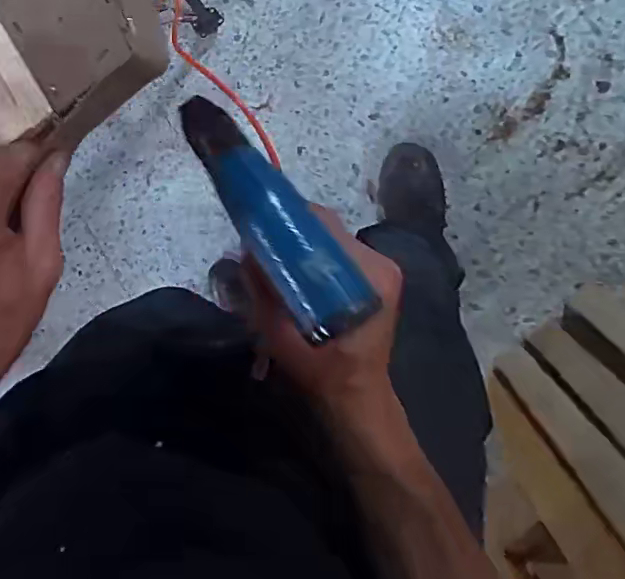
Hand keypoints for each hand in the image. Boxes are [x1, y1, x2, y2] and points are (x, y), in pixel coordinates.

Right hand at [244, 205, 403, 414]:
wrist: (357, 401)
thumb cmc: (326, 375)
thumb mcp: (286, 343)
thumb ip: (265, 300)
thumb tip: (244, 255)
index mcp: (371, 276)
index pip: (327, 228)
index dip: (290, 223)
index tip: (260, 229)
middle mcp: (380, 264)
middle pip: (327, 229)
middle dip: (291, 233)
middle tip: (260, 246)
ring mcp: (379, 268)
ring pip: (328, 237)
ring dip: (299, 244)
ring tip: (273, 259)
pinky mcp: (373, 275)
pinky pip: (334, 251)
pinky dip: (310, 254)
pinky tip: (291, 271)